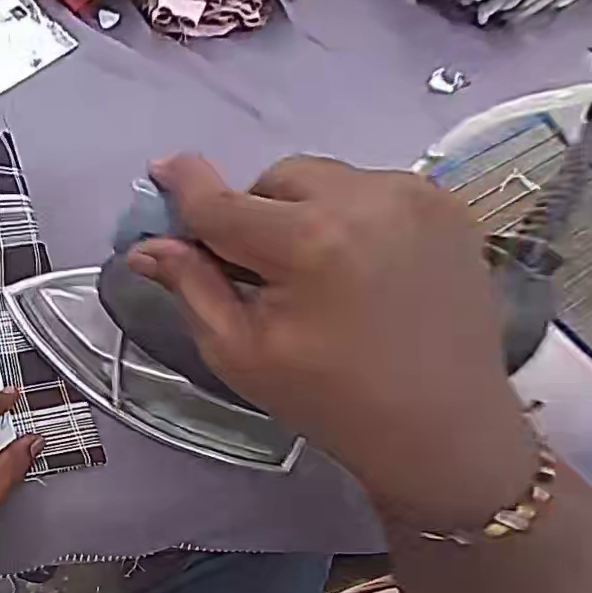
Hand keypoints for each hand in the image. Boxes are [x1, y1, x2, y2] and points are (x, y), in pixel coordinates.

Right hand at [129, 154, 535, 530]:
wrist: (436, 423)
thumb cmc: (325, 398)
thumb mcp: (239, 353)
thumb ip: (192, 289)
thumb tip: (148, 248)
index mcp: (309, 242)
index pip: (226, 203)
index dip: (186, 187)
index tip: (160, 169)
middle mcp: (365, 197)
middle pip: (275, 180)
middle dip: (251, 217)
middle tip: (253, 272)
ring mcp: (414, 194)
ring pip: (322, 179)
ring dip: (296, 213)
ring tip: (309, 274)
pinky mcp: (444, 203)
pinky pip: (367, 189)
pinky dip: (342, 216)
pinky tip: (352, 268)